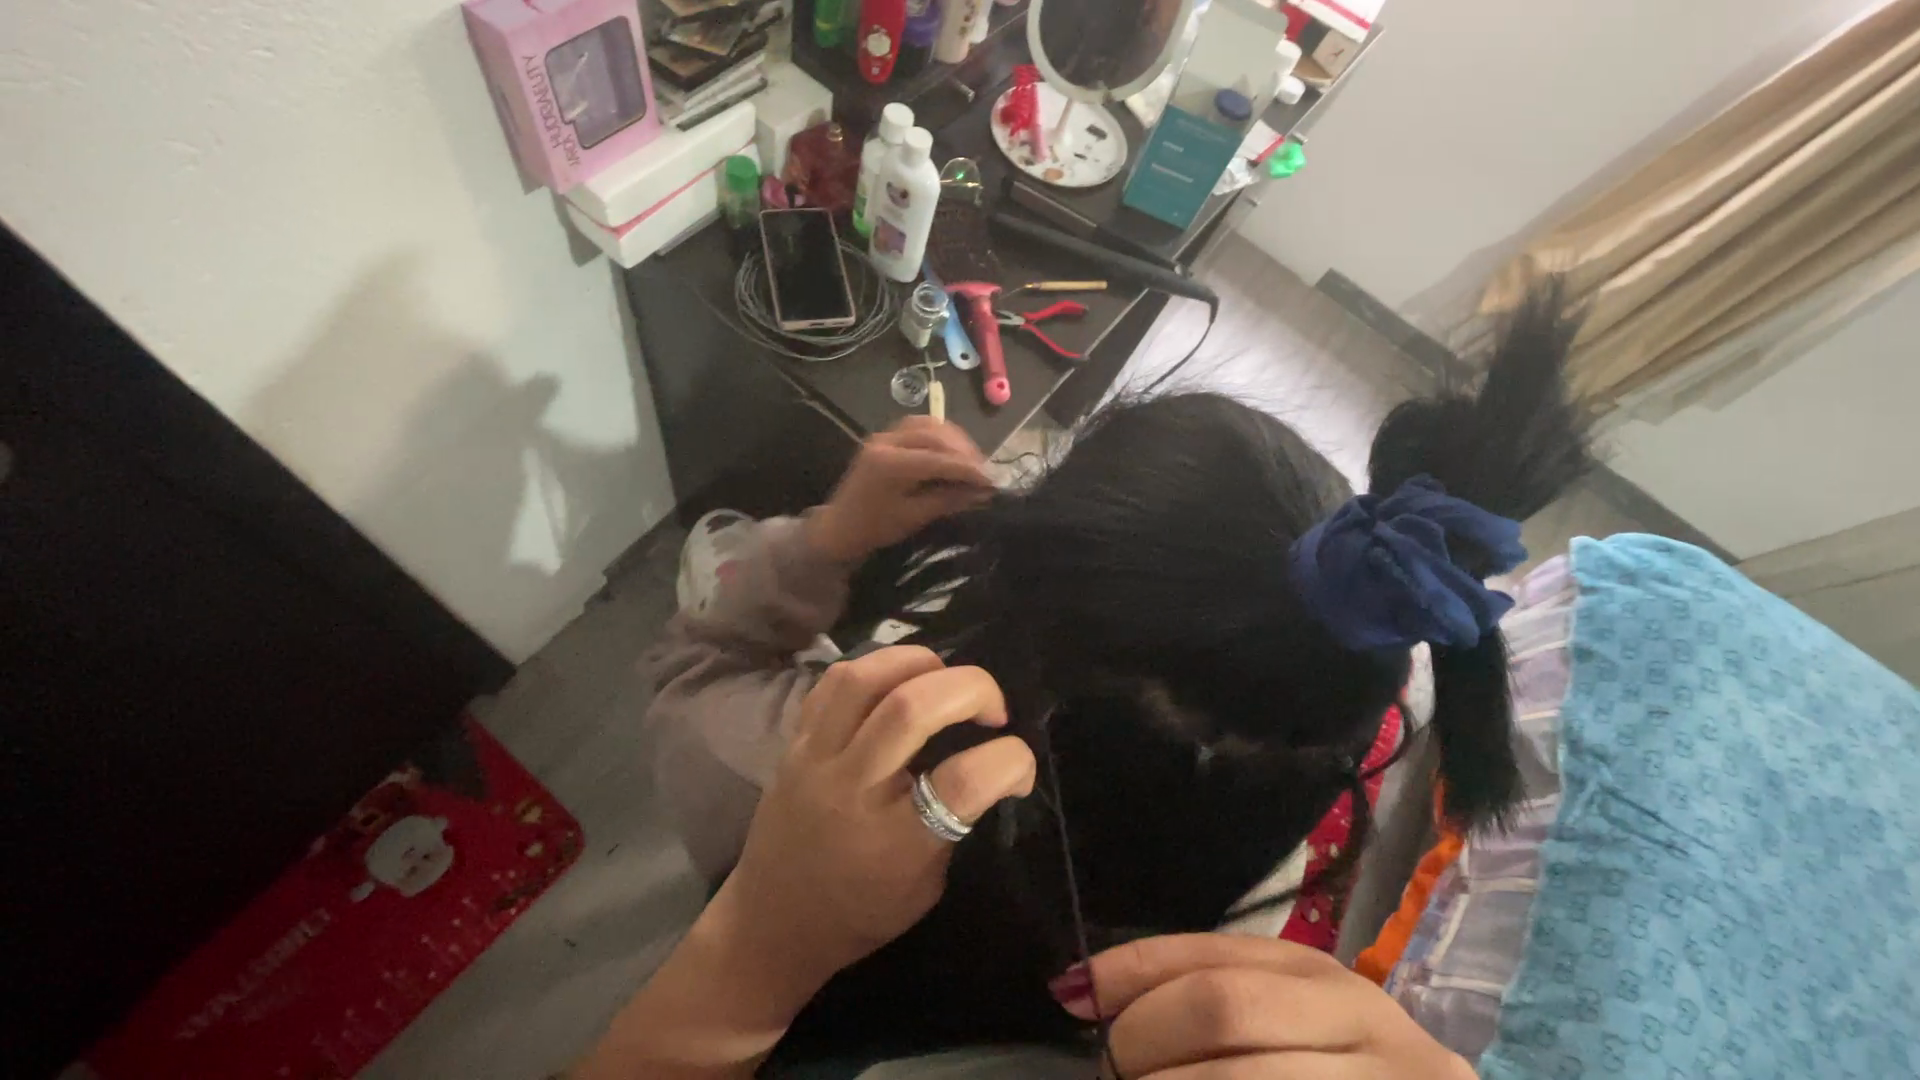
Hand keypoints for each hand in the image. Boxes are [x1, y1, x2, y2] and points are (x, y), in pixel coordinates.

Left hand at [717, 646, 1038, 984]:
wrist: (771, 922)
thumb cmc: (860, 911)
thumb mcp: (927, 884)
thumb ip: (958, 820)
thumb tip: (992, 764)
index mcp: (894, 841)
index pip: (963, 781)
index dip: (1011, 760)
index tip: (1019, 767)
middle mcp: (853, 789)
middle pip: (912, 708)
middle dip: (972, 688)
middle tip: (992, 709)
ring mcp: (816, 758)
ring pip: (865, 678)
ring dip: (920, 663)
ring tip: (944, 680)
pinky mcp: (795, 741)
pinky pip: (833, 682)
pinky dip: (875, 668)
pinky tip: (898, 682)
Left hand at [806, 417, 993, 562]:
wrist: (841, 526)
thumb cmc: (875, 527)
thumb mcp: (915, 517)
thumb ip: (949, 499)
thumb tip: (983, 493)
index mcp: (890, 464)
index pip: (940, 459)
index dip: (969, 469)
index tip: (993, 481)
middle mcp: (887, 441)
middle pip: (936, 436)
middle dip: (965, 453)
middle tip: (985, 472)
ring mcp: (884, 435)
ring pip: (929, 425)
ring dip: (955, 440)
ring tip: (972, 461)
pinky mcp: (885, 436)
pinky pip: (918, 425)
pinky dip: (940, 434)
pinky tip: (952, 450)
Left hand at [1054, 934, 1475, 1078]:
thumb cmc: (1338, 1069)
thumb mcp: (1286, 1018)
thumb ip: (1206, 998)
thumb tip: (1081, 989)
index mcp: (1320, 977)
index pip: (1209, 958)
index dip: (1129, 973)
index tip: (1072, 994)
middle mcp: (1360, 1020)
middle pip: (1219, 1007)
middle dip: (1143, 1039)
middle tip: (1112, 1068)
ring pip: (1240, 1077)